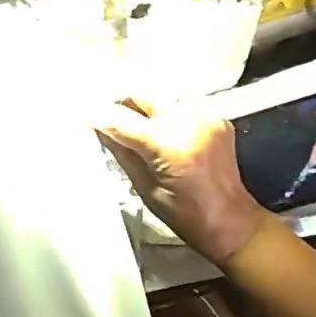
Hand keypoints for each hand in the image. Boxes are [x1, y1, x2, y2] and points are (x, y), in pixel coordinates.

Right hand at [96, 101, 268, 262]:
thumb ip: (120, 151)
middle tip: (111, 123)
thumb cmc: (186, 214)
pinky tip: (161, 133)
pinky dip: (165, 114)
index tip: (85, 116)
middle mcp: (190, 122)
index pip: (121, 119)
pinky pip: (179, 105)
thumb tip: (100, 129)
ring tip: (138, 131)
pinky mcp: (215, 117)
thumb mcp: (143, 186)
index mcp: (170, 144)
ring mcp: (206, 116)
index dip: (99, 118)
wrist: (230, 221)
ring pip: (160, 97)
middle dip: (123, 107)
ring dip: (144, 109)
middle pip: (142, 96)